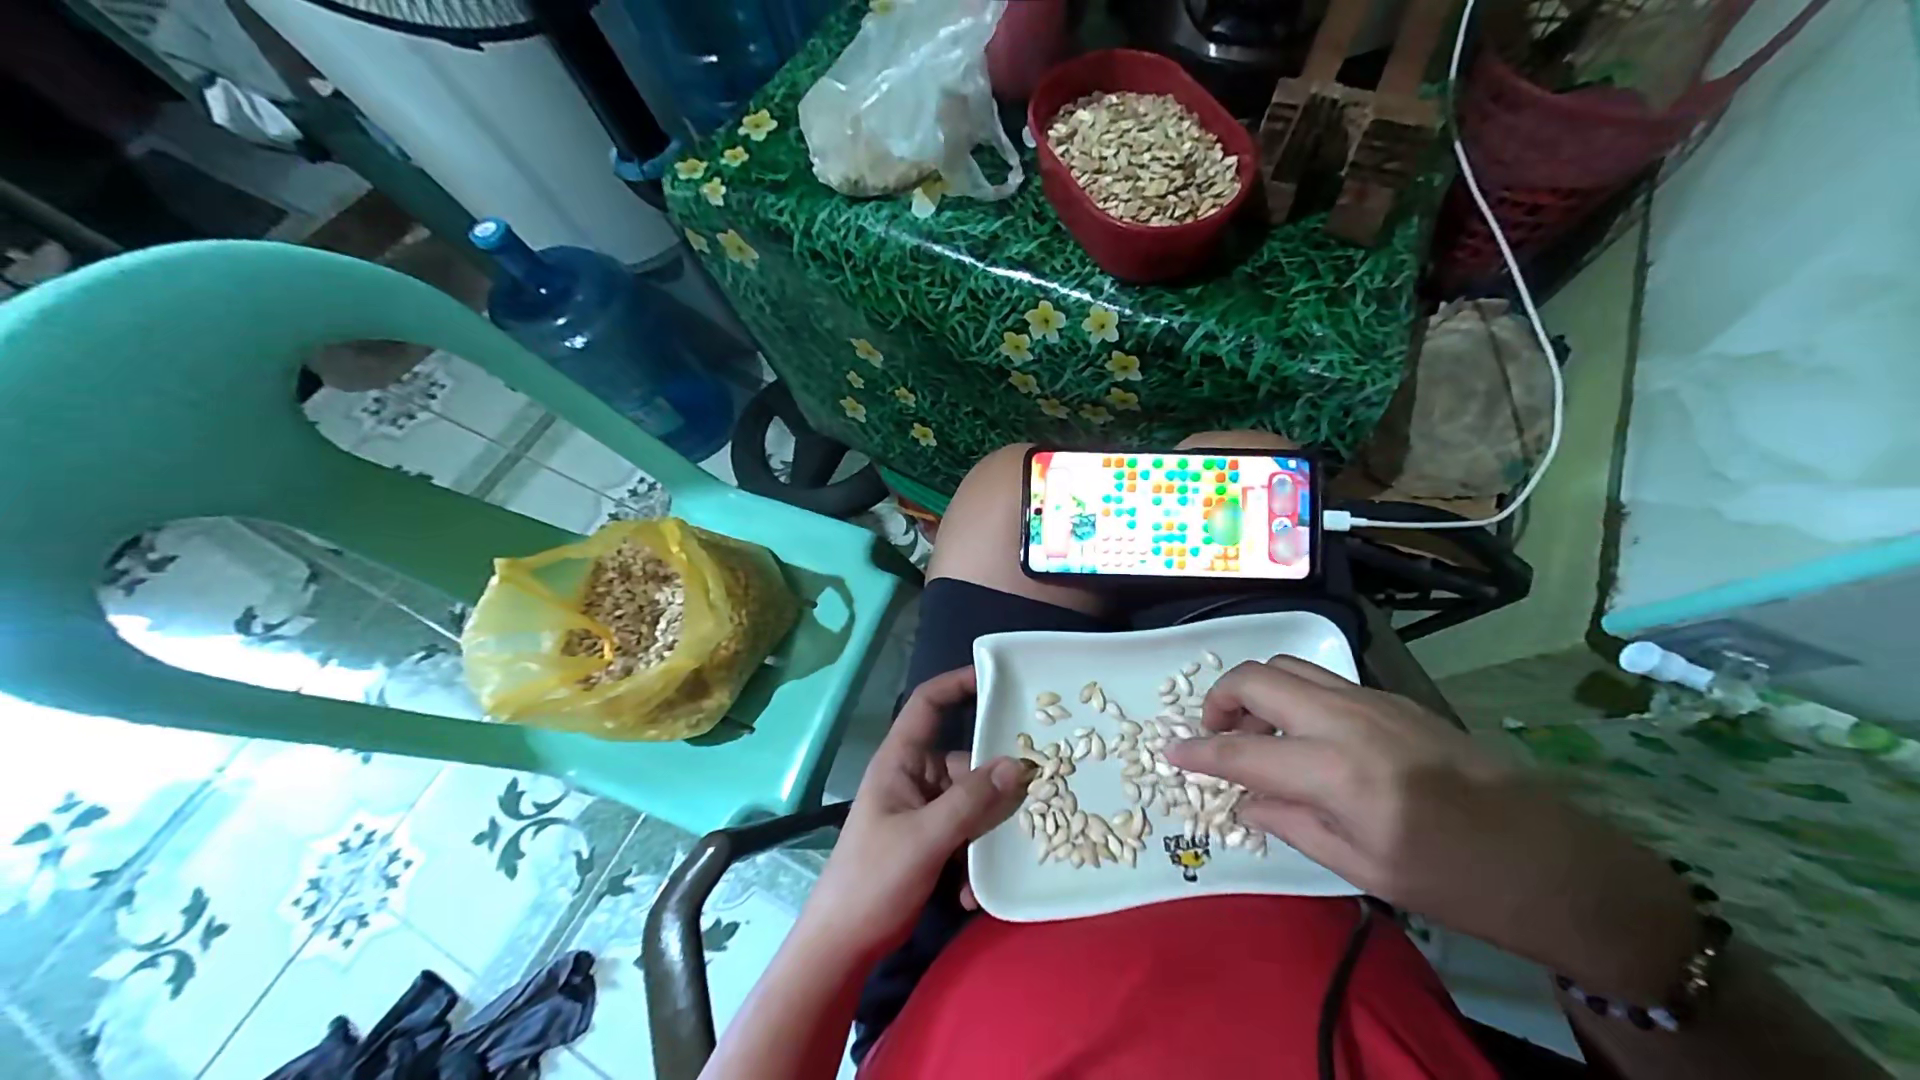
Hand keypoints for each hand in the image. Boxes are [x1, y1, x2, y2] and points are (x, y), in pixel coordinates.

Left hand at [799, 667, 1030, 958]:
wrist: (844, 944)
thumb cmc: (873, 879)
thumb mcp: (925, 838)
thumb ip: (970, 802)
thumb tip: (1017, 765)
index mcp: (900, 762)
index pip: (927, 704)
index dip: (957, 684)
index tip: (997, 678)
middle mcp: (914, 779)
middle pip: (966, 761)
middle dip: (994, 784)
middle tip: (1034, 796)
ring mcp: (923, 812)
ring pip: (972, 802)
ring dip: (987, 831)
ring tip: (1001, 856)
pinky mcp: (932, 842)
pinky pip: (967, 835)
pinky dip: (974, 859)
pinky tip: (970, 892)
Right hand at [1166, 657, 1699, 999]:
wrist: (1560, 864)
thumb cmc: (1458, 885)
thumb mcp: (1363, 868)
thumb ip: (1290, 823)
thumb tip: (1244, 799)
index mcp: (1339, 773)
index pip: (1241, 753)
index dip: (1197, 754)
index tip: (1170, 754)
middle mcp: (1350, 721)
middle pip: (1256, 679)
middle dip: (1219, 700)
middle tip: (1216, 736)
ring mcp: (1376, 701)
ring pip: (1288, 667)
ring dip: (1256, 692)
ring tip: (1257, 733)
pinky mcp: (1396, 698)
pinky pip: (1323, 680)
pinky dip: (1293, 696)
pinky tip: (1306, 736)